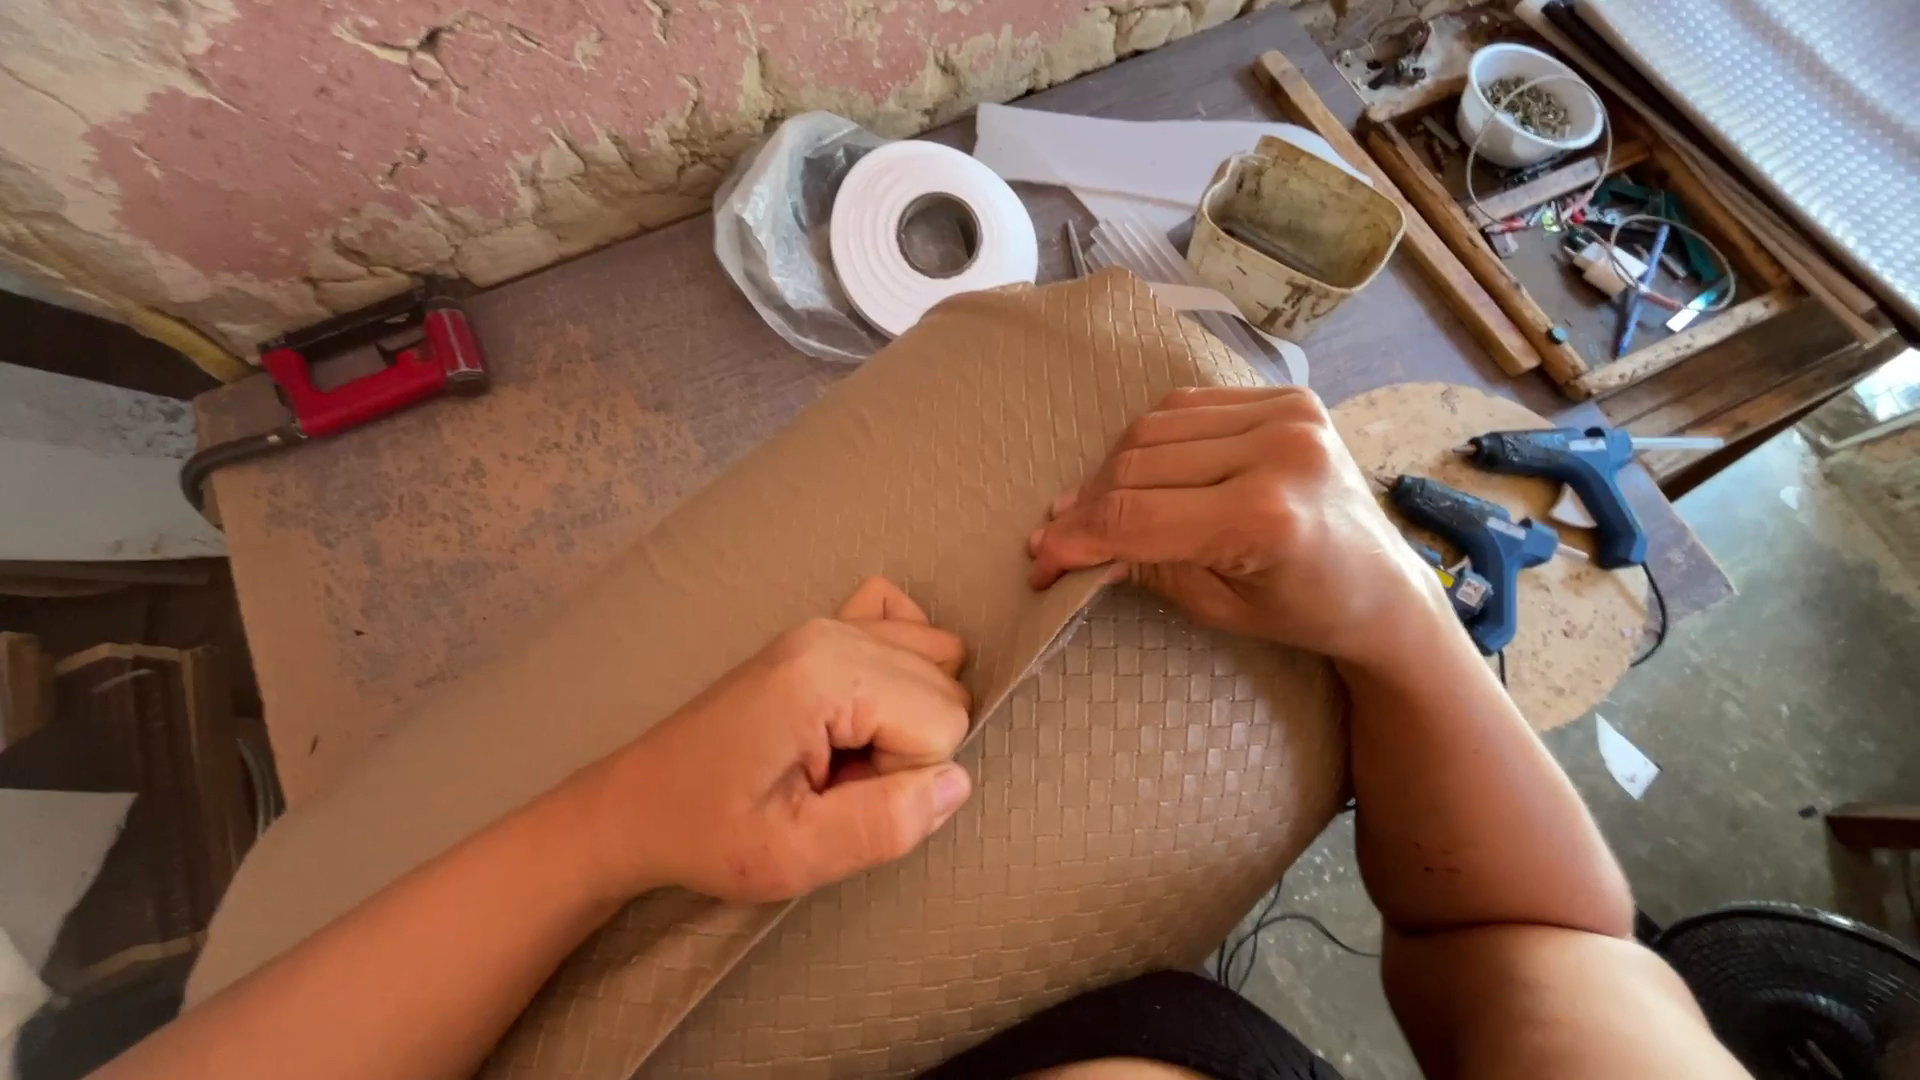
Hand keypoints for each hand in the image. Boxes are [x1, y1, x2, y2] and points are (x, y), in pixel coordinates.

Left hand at [572, 578, 973, 902]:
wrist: (639, 803)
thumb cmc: (708, 833)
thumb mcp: (793, 857)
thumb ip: (885, 825)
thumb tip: (958, 782)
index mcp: (824, 676)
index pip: (943, 722)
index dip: (906, 780)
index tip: (839, 800)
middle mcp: (833, 632)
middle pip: (945, 687)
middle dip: (908, 750)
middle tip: (837, 782)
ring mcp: (827, 622)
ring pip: (938, 658)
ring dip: (908, 715)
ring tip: (843, 751)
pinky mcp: (821, 628)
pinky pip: (903, 620)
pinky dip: (906, 661)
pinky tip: (866, 702)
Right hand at [1028, 386, 1449, 667]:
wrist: (1382, 584)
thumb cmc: (1302, 610)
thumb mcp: (1211, 605)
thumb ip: (1137, 563)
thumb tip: (1063, 542)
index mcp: (1263, 518)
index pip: (1134, 517)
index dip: (1076, 539)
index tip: (1041, 560)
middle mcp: (1278, 451)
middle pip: (1136, 466)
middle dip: (1087, 507)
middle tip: (1058, 537)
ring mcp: (1287, 415)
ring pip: (1153, 430)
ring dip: (1111, 470)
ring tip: (1095, 506)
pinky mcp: (1289, 398)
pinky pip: (1186, 408)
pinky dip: (1149, 438)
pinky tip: (1138, 469)